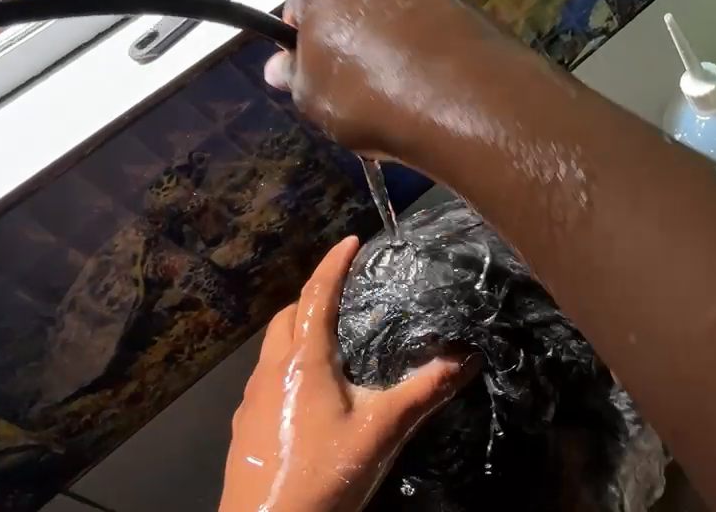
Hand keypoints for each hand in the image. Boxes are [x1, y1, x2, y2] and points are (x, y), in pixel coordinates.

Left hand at [219, 237, 476, 511]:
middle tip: (347, 288)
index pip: (316, 294)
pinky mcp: (245, 431)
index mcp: (303, 360)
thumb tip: (470, 356)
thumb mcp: (384, 430)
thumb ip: (427, 389)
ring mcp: (252, 403)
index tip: (352, 240)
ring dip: (299, 327)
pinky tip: (313, 389)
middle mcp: (270, 372)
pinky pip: (266, 376)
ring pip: (273, 346)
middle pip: (287, 315)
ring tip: (334, 333)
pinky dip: (289, 361)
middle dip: (314, 293)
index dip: (334, 263)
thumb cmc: (323, 475)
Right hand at [263, 0, 569, 165]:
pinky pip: (431, 22)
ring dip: (392, 40)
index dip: (305, 42)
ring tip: (398, 90)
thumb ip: (295, 75)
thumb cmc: (372, 95)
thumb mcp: (312, 97)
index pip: (302, 3)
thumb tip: (282, 66)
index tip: (313, 73)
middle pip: (353, 0)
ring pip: (395, 10)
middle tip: (356, 85)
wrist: (470, 99)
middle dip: (351, 36)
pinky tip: (430, 82)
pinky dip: (427, 44)